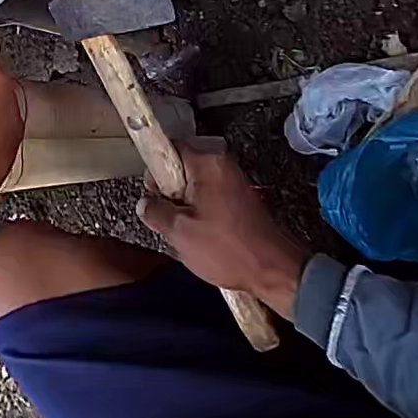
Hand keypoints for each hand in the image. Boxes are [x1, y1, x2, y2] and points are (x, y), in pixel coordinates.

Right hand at [137, 140, 309, 317]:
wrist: (271, 269)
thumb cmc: (231, 250)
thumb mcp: (180, 233)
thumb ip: (156, 212)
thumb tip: (146, 204)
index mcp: (208, 164)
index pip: (171, 148)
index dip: (157, 170)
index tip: (153, 190)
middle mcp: (223, 166)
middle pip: (183, 166)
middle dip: (171, 191)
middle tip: (171, 215)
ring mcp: (233, 181)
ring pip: (195, 184)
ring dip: (186, 204)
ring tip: (189, 229)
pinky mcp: (240, 197)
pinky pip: (210, 196)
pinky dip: (202, 211)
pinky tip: (204, 234)